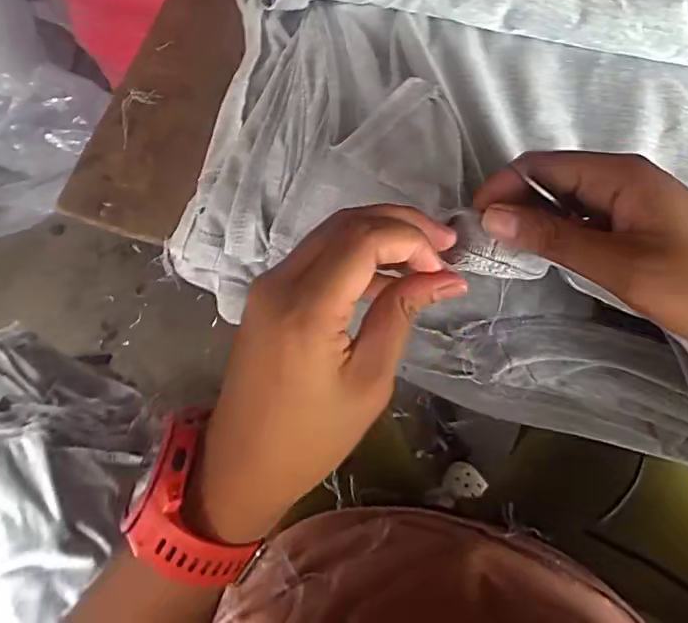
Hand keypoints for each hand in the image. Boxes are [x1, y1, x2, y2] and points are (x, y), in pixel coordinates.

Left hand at [187, 206, 468, 543]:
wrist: (242, 463)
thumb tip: (445, 277)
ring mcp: (270, 281)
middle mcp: (282, 280)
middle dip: (401, 223)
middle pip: (347, 223)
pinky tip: (388, 272)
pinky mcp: (269, 289)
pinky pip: (318, 252)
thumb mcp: (369, 381)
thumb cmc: (311, 438)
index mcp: (306, 307)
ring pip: (332, 231)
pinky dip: (356, 250)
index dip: (410, 240)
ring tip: (426, 253)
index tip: (444, 265)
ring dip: (380, 232)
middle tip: (445, 242)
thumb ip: (400, 314)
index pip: (363, 239)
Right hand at [472, 151, 687, 366]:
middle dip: (516, 203)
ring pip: (571, 200)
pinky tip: (558, 257)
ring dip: (540, 220)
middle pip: (554, 178)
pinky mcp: (648, 226)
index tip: (475, 222)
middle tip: (489, 242)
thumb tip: (491, 215)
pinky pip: (592, 218)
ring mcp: (639, 202)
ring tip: (514, 252)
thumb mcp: (622, 267)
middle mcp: (627, 178)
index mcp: (621, 174)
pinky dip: (566, 233)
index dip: (503, 187)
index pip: (541, 164)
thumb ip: (554, 238)